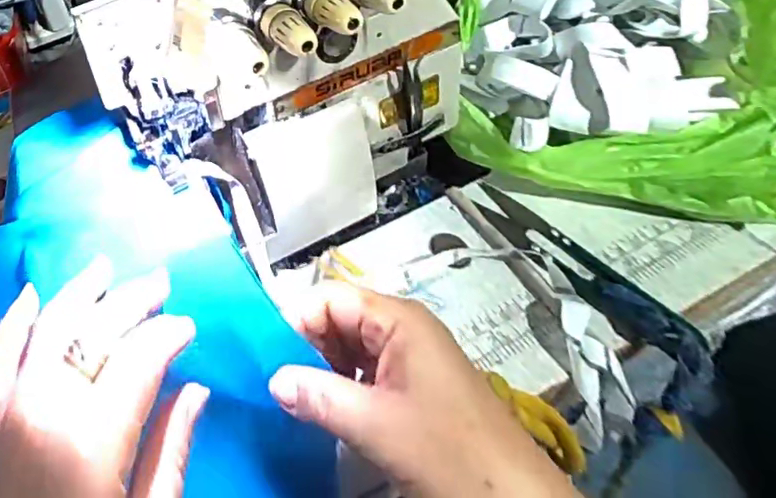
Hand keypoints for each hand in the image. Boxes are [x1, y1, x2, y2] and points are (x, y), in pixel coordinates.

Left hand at [0, 257, 209, 497]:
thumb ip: (169, 450)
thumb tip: (194, 388)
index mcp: (91, 435)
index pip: (141, 354)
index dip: (170, 332)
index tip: (190, 327)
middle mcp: (46, 408)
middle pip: (96, 328)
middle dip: (134, 299)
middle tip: (161, 283)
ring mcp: (8, 412)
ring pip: (47, 327)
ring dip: (79, 291)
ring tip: (106, 266)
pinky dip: (13, 322)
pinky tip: (30, 293)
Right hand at [269, 282, 577, 497]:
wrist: (510, 492)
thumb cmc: (448, 447)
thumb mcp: (378, 425)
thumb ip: (323, 398)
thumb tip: (275, 380)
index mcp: (397, 318)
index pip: (333, 297)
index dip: (297, 319)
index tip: (265, 355)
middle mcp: (402, 326)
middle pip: (341, 317)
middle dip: (307, 344)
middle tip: (277, 382)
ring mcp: (409, 354)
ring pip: (351, 345)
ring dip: (324, 367)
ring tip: (297, 398)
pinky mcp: (413, 381)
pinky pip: (367, 369)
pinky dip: (343, 384)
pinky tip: (328, 409)